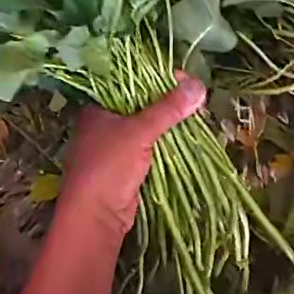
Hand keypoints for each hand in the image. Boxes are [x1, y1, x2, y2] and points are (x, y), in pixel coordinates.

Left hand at [55, 74, 206, 239]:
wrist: (94, 216)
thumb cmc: (108, 166)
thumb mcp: (139, 131)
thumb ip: (167, 109)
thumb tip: (199, 86)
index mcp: (96, 109)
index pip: (128, 82)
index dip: (155, 78)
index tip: (183, 77)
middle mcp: (101, 125)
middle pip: (138, 106)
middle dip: (165, 102)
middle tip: (193, 95)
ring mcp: (112, 149)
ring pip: (144, 129)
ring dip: (166, 125)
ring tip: (194, 112)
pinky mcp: (123, 169)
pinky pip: (148, 148)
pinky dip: (163, 144)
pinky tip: (184, 138)